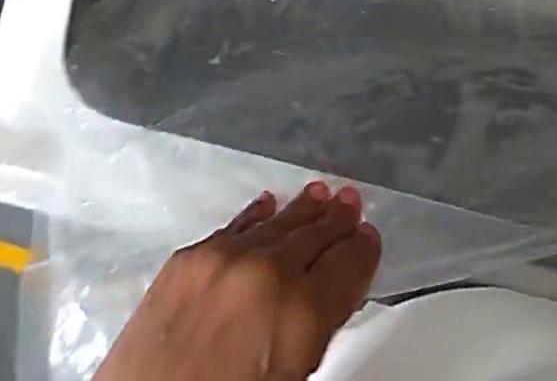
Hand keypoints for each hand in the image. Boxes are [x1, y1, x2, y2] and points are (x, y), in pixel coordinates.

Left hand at [94, 182, 381, 380]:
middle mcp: (268, 275)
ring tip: (321, 194)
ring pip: (279, 222)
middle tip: (351, 203)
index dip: (363, 249)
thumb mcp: (289, 378)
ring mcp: (224, 260)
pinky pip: (235, 226)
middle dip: (338, 220)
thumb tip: (329, 294)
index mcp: (302, 315)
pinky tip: (268, 206)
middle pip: (317, 234)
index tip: (368, 238)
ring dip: (304, 209)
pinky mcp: (188, 259)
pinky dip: (257, 217)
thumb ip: (314, 328)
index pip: (350, 263)